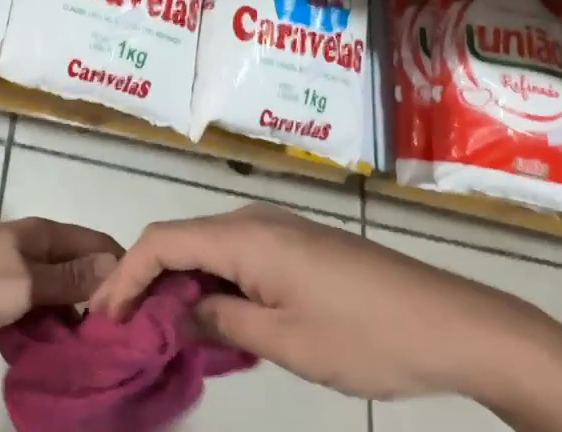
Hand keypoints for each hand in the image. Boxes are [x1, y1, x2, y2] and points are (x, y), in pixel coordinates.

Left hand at [0, 217, 123, 338]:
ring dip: (74, 309)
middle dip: (101, 293)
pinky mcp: (0, 287)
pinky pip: (37, 299)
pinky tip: (58, 341)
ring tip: (94, 343)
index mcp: (44, 234)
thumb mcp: (26, 283)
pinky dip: (49, 316)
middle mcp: (35, 244)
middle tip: (119, 333)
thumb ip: (70, 278)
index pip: (98, 242)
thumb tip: (116, 264)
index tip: (141, 305)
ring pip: (59, 285)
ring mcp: (15, 265)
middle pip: (81, 265)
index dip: (122, 268)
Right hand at [88, 204, 546, 401]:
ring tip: (161, 327)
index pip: (162, 242)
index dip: (125, 275)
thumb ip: (219, 322)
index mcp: (246, 235)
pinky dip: (214, 283)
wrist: (457, 325)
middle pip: (181, 240)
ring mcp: (281, 229)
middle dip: (147, 279)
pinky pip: (238, 256)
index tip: (104, 316)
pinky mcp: (300, 246)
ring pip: (209, 248)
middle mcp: (256, 219)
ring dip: (181, 283)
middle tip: (125, 326)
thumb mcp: (285, 342)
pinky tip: (213, 319)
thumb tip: (178, 313)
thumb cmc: (366, 336)